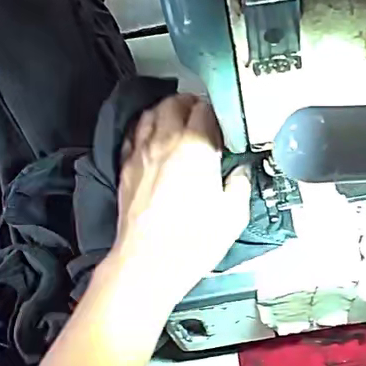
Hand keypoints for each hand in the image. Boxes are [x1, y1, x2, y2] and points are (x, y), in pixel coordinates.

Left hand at [105, 93, 250, 301]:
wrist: (148, 262)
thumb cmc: (191, 241)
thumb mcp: (233, 214)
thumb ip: (240, 184)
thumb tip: (240, 171)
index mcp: (195, 146)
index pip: (205, 110)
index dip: (216, 113)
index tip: (223, 124)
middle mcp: (164, 142)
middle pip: (174, 103)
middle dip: (190, 104)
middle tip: (201, 115)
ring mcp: (141, 154)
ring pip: (150, 114)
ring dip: (165, 111)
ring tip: (177, 120)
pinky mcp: (125, 169)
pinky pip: (133, 135)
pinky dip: (144, 129)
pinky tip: (152, 139)